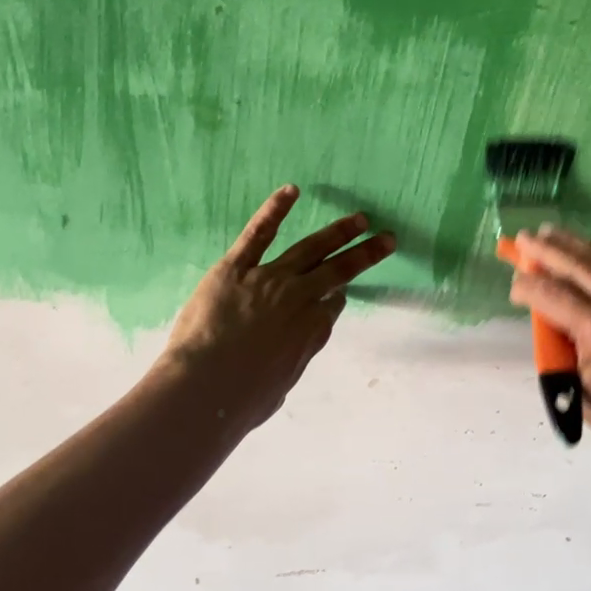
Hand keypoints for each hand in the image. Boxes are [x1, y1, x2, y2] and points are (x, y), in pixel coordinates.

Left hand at [161, 185, 395, 431]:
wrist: (203, 390)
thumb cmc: (241, 400)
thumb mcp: (284, 382)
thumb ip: (302, 351)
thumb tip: (319, 325)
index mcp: (311, 330)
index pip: (332, 306)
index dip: (337, 297)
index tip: (339, 293)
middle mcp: (298, 298)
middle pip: (338, 270)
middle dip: (364, 254)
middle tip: (386, 238)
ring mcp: (269, 278)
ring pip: (309, 249)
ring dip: (337, 232)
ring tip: (358, 219)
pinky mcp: (236, 267)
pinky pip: (258, 233)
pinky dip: (275, 210)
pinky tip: (292, 190)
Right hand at [506, 226, 590, 455]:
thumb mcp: (569, 376)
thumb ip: (554, 330)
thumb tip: (537, 291)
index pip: (557, 297)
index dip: (530, 286)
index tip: (514, 283)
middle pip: (582, 269)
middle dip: (549, 252)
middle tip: (524, 239)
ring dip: (574, 245)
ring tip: (548, 232)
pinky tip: (580, 248)